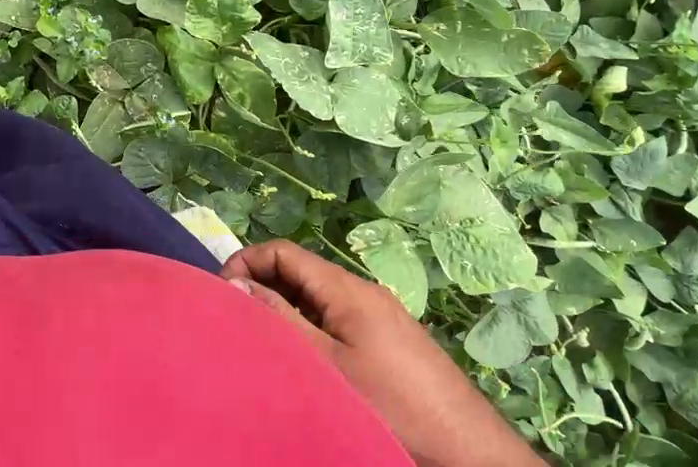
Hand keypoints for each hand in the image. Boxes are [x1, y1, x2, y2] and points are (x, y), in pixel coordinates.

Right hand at [223, 240, 543, 466]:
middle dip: (263, 285)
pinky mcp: (390, 336)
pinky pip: (336, 313)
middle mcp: (363, 290)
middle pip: (299, 269)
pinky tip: (305, 353)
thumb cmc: (393, 405)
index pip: (282, 251)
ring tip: (267, 337)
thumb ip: (280, 318)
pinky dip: (310, 321)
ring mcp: (380, 312)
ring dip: (285, 306)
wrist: (472, 452)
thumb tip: (236, 283)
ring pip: (316, 293)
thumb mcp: (327, 363)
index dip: (246, 262)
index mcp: (347, 289)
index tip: (225, 293)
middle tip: (240, 317)